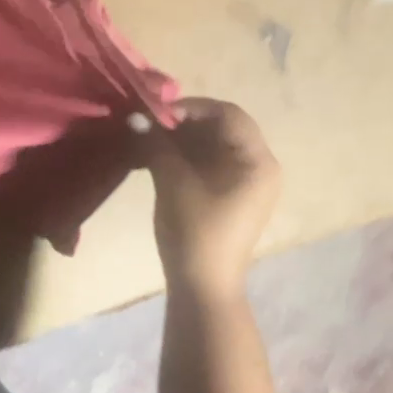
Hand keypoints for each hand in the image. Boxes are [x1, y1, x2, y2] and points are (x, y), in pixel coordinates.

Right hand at [144, 98, 280, 298]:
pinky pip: (209, 166)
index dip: (191, 108)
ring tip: (147, 143)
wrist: (203, 285)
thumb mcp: (174, 184)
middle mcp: (258, 167)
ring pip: (213, 148)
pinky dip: (184, 159)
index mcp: (257, 161)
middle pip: (222, 129)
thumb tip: (134, 118)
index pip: (228, 115)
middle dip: (184, 124)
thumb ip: (156, 146)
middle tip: (147, 126)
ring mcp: (245, 184)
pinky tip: (156, 161)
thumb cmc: (195, 232)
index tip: (155, 113)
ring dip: (181, 141)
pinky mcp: (229, 198)